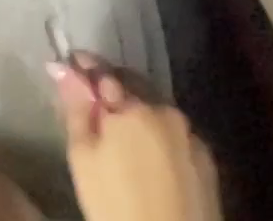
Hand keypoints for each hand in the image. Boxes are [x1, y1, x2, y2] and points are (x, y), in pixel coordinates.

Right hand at [50, 55, 221, 220]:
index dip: (83, 68)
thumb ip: (75, 106)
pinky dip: (157, 136)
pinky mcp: (208, 162)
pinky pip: (174, 134)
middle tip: (91, 108)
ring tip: (118, 136)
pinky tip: (146, 159)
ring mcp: (192, 137)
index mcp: (135, 106)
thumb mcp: (83, 156)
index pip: (103, 71)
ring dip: (135, 112)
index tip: (68, 67)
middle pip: (133, 85)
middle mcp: (168, 111)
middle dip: (111, 89)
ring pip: (155, 110)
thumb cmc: (116, 206)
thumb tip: (64, 68)